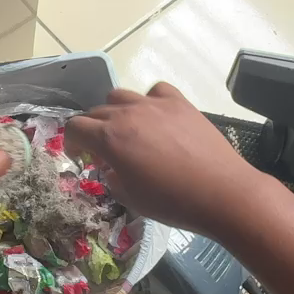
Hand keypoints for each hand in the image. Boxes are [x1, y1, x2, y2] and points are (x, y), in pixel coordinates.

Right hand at [63, 81, 285, 243]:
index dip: (71, 142)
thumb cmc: (172, 202)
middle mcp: (127, 114)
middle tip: (104, 151)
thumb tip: (111, 166)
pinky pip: (154, 91)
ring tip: (129, 131)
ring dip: (116, 112)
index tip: (80, 156)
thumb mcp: (129, 197)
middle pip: (95, 111)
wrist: (222, 193)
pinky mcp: (179, 102)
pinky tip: (157, 119)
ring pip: (120, 96)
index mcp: (109, 138)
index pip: (74, 127)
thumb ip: (111, 177)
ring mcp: (154, 104)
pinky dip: (149, 102)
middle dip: (92, 130)